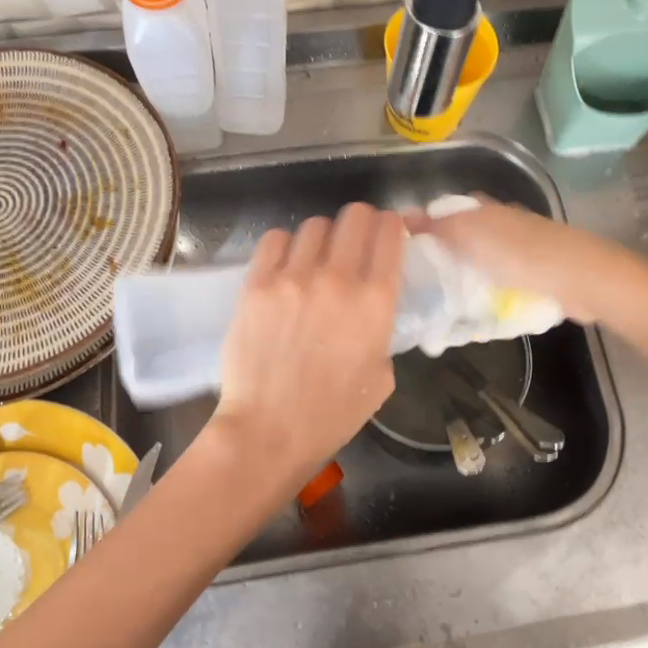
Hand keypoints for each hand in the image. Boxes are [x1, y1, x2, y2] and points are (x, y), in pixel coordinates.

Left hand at [213, 203, 406, 480]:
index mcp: (377, 301)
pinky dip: (285, 246)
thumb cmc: (332, 414)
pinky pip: (274, 240)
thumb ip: (382, 331)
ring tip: (315, 258)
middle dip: (360, 223)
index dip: (390, 227)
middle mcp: (338, 278)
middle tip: (353, 242)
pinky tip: (285, 265)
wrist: (268, 431)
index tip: (385, 235)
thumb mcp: (382, 375)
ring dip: (322, 237)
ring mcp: (293, 278)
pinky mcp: (257, 284)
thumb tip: (372, 307)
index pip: (390, 233)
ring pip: (315, 225)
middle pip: (355, 216)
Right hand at [405, 201, 635, 322]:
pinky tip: (475, 312)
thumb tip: (405, 217)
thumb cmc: (523, 254)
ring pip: (480, 263)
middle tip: (418, 284)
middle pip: (462, 239)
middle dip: (442, 258)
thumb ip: (438, 227)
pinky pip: (500, 284)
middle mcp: (501, 224)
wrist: (583, 279)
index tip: (402, 254)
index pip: (444, 212)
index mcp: (485, 209)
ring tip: (440, 303)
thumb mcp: (472, 236)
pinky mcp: (535, 276)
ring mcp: (520, 251)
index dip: (423, 228)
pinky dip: (488, 294)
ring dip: (464, 279)